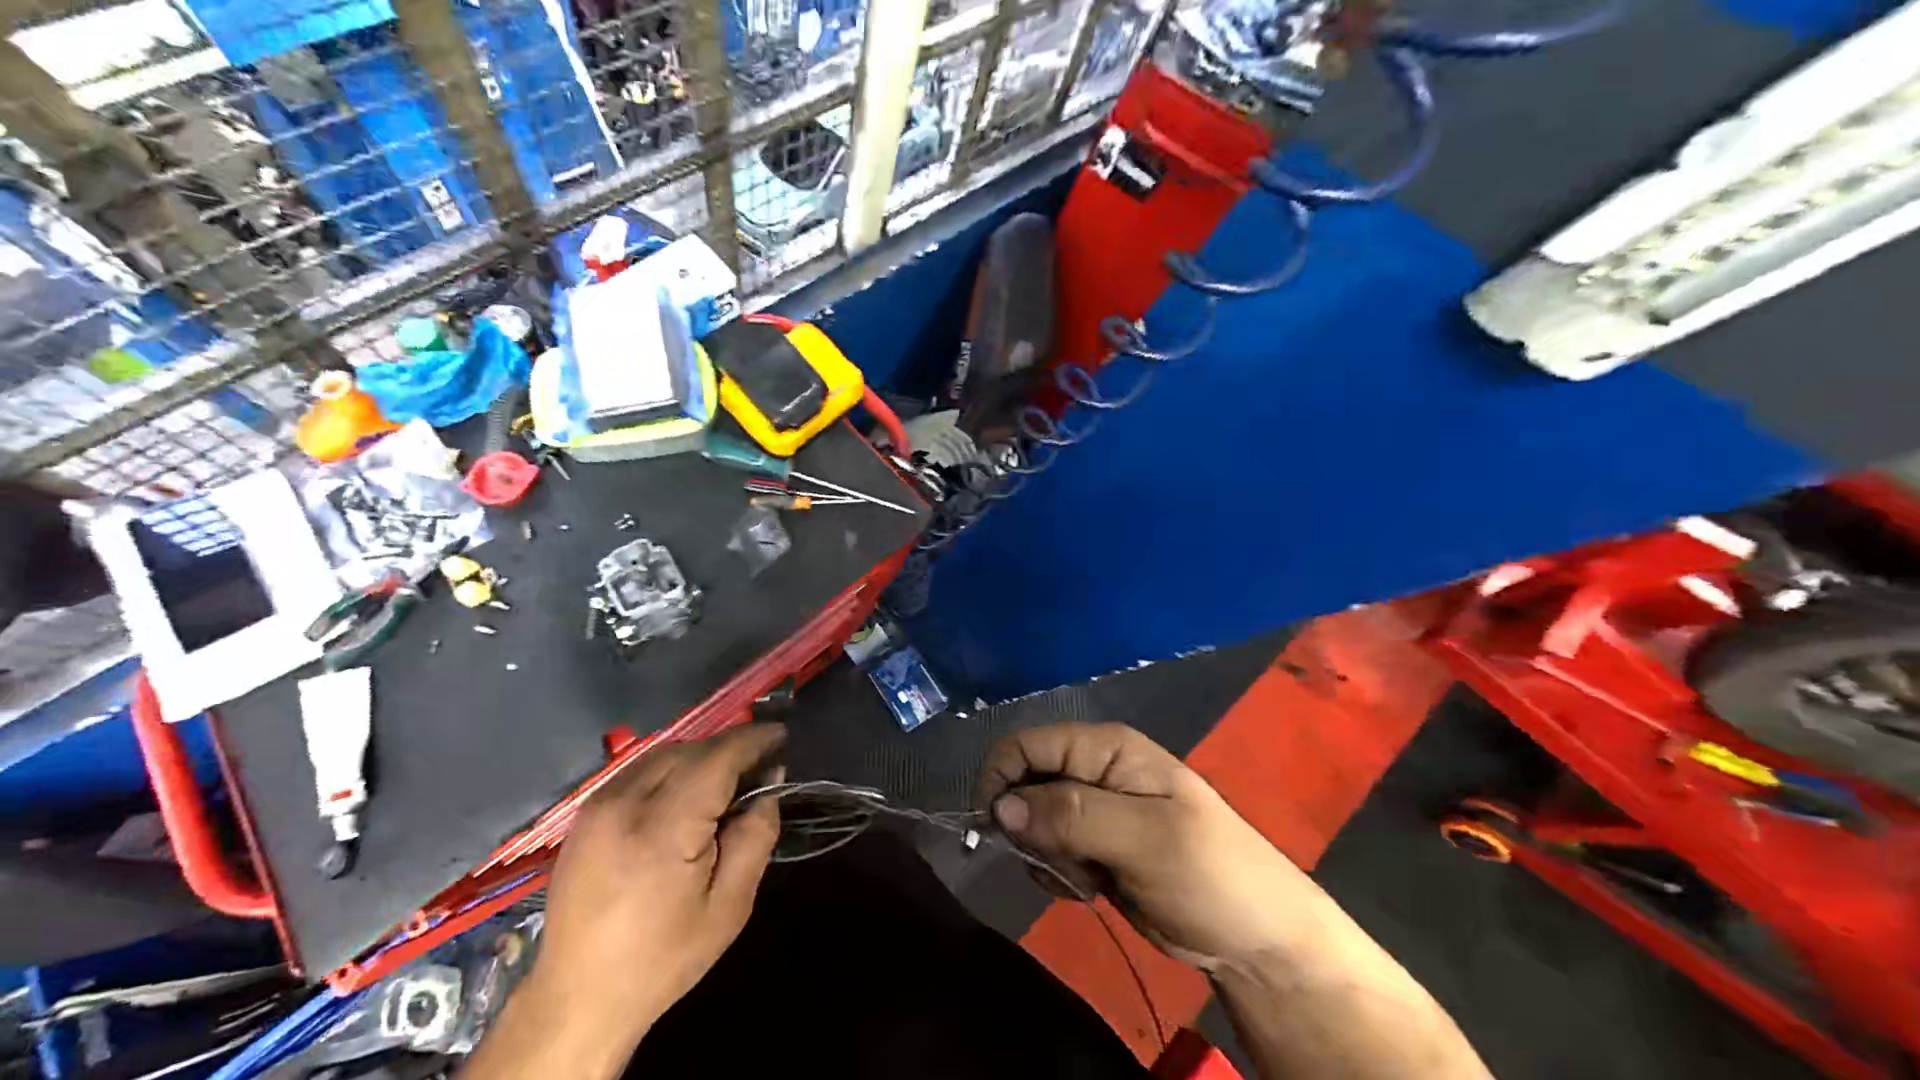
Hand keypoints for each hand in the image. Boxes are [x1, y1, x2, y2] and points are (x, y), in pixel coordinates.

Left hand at [532, 723, 786, 1037]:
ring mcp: (598, 806)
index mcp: (662, 830)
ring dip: (701, 756)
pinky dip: (672, 769)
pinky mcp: (585, 815)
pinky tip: (686, 793)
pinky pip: (639, 771)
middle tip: (761, 767)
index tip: (782, 736)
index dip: (753, 740)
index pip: (716, 758)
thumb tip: (768, 783)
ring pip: (663, 754)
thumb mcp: (730, 905)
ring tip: (727, 780)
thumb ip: (756, 836)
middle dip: (730, 749)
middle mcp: (624, 804)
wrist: (579, 998)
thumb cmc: (664, 957)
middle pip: (691, 750)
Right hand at [978, 721, 1326, 972]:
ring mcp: (1095, 810)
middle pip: (1026, 783)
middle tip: (1066, 863)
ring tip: (1087, 879)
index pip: (1027, 744)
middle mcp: (1094, 770)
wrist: (1256, 938)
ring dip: (1047, 856)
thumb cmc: (1209, 874)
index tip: (998, 830)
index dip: (1003, 780)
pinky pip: (1051, 849)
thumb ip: (1072, 816)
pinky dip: (1059, 872)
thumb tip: (1001, 807)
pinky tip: (1091, 889)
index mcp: (1106, 748)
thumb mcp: (1144, 839)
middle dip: (1030, 827)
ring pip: (1033, 821)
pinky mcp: (1096, 846)